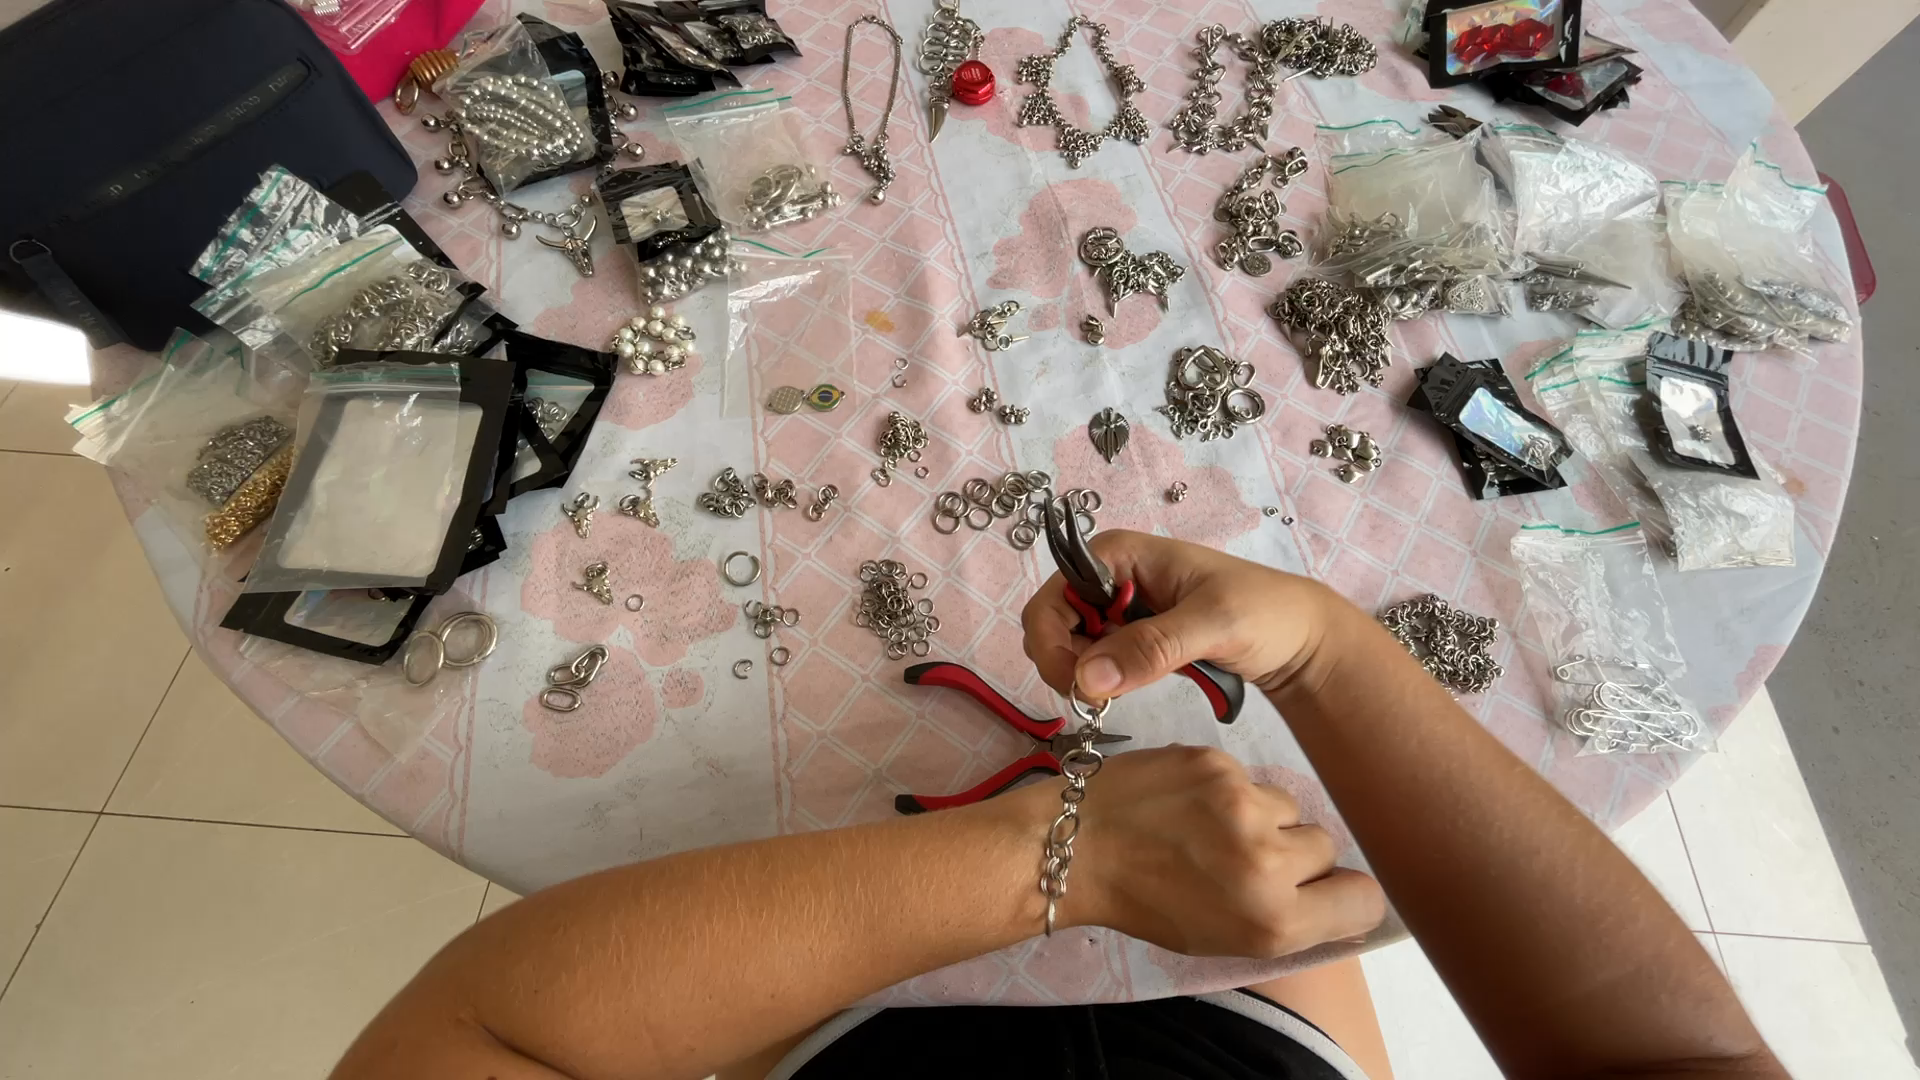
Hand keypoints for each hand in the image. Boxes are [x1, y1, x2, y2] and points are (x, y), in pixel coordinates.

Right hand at [1022, 530, 1336, 699]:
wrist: (1299, 639)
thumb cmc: (1265, 613)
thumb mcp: (1212, 624)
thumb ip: (1151, 647)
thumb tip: (1085, 680)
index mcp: (1115, 554)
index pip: (1051, 599)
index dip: (1053, 642)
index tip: (1081, 684)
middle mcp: (1104, 576)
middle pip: (1048, 624)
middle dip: (1065, 662)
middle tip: (1101, 696)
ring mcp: (1113, 608)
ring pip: (1064, 647)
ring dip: (1082, 675)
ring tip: (1126, 688)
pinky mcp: (1126, 636)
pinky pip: (1090, 661)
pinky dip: (1098, 680)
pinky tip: (1129, 685)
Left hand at [1030, 745, 1383, 955]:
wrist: (1078, 845)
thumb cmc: (1146, 900)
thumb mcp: (1224, 937)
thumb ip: (1287, 918)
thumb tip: (1339, 892)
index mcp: (1274, 921)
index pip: (1363, 899)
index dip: (1340, 892)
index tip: (1314, 887)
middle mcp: (1266, 860)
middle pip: (1324, 845)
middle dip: (1291, 850)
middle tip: (1240, 853)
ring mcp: (1240, 802)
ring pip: (1286, 803)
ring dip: (1260, 813)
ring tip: (1206, 823)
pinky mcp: (1212, 760)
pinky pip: (1246, 775)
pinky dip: (1225, 786)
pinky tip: (1185, 798)